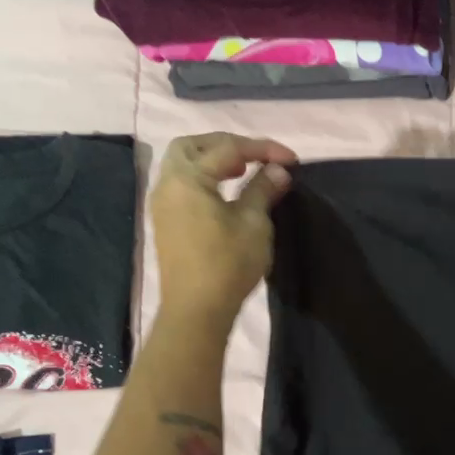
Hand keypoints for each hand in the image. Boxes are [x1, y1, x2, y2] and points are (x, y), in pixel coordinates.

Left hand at [151, 132, 298, 333]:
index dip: (262, 149)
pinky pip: (183, 184)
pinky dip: (205, 177)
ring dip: (214, 160)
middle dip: (227, 144)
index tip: (292, 159)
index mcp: (188, 179)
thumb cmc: (228, 264)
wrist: (197, 309)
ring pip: (184, 164)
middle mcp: (168, 184)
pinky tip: (226, 191)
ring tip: (243, 171)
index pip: (227, 149)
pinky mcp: (167, 221)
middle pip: (192, 146)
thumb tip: (278, 170)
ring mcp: (163, 203)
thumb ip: (263, 189)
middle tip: (257, 157)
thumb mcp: (254, 223)